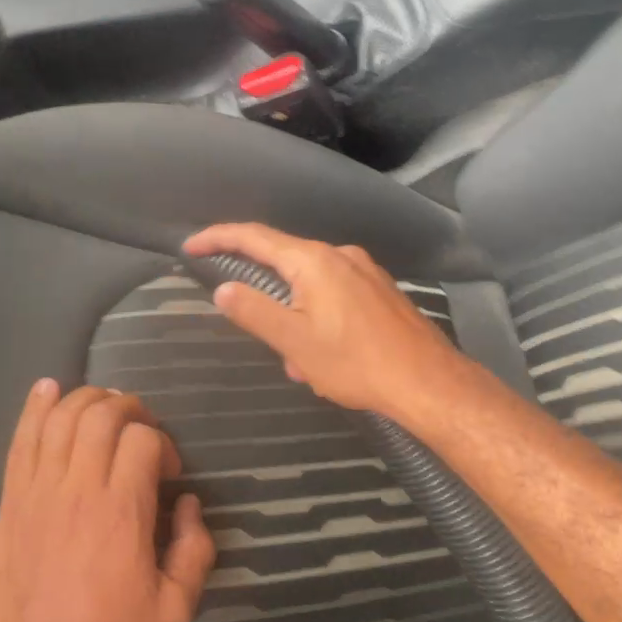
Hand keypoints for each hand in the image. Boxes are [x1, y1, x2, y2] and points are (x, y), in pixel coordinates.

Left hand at [0, 381, 217, 621]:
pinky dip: (36, 407)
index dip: (162, 444)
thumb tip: (190, 502)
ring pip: (62, 416)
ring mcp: (40, 486)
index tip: (166, 472)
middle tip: (139, 429)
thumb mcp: (175, 606)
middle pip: (102, 415)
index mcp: (123, 509)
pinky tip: (47, 389)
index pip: (143, 439)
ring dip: (87, 399)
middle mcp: (80, 486)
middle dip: (128, 408)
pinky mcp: (12, 494)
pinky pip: (22, 437)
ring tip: (103, 408)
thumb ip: (196, 550)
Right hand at [183, 222, 461, 416]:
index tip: (190, 246)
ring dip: (293, 317)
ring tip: (299, 363)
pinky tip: (325, 358)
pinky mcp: (381, 292)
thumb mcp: (294, 341)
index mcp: (314, 261)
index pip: (254, 237)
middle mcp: (340, 255)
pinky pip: (335, 295)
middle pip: (284, 261)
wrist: (430, 383)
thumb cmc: (356, 363)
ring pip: (311, 286)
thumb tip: (223, 289)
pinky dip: (317, 319)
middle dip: (264, 298)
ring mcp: (365, 271)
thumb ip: (254, 311)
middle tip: (259, 335)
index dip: (217, 238)